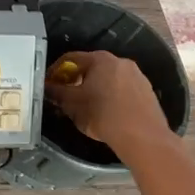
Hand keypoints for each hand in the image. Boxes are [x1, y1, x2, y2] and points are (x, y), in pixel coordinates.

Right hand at [45, 50, 171, 154]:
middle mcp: (121, 62)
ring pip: (108, 78)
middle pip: (91, 67)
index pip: (71, 58)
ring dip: (94, 88)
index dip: (55, 71)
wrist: (142, 136)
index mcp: (101, 59)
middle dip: (76, 80)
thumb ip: (56, 92)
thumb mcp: (71, 104)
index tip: (49, 85)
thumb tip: (47, 87)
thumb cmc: (102, 114)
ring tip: (86, 105)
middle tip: (66, 95)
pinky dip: (111, 96)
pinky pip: (122, 90)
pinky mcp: (147, 92)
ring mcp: (137, 76)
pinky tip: (107, 112)